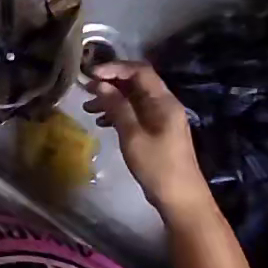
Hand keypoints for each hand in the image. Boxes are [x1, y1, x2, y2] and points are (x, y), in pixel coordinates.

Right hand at [84, 60, 211, 215]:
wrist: (181, 199)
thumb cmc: (157, 166)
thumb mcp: (133, 135)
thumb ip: (117, 107)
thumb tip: (100, 84)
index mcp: (163, 102)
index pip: (140, 71)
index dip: (115, 68)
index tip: (91, 74)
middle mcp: (164, 104)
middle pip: (136, 82)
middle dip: (110, 82)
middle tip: (86, 90)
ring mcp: (162, 118)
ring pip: (133, 98)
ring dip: (111, 98)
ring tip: (88, 107)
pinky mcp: (157, 131)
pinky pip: (135, 113)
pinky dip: (117, 112)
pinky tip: (101, 122)